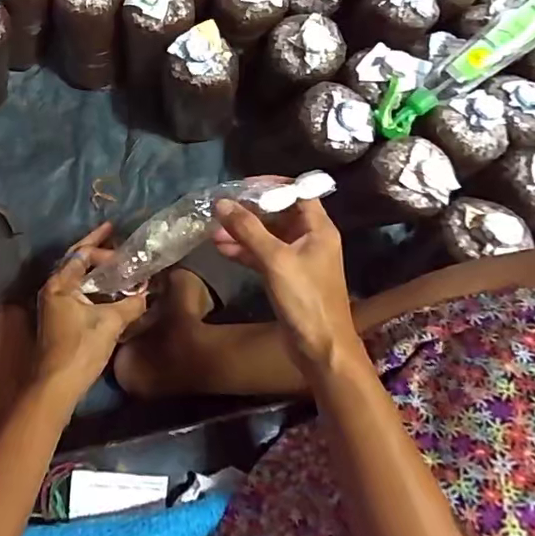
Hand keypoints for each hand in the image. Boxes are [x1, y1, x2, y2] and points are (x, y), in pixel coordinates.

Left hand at [35, 223, 147, 395]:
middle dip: (95, 248)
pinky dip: (94, 284)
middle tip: (114, 235)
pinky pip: (79, 291)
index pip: (81, 254)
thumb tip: (147, 292)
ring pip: (77, 277)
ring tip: (116, 259)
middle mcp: (53, 290)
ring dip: (95, 268)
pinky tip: (110, 287)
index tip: (121, 241)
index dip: (103, 247)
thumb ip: (131, 303)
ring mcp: (54, 305)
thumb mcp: (111, 322)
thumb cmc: (80, 347)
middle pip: (75, 261)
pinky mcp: (60, 320)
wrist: (56, 387)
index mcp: (60, 284)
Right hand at [212, 197, 358, 370]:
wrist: (321, 349)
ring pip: (268, 236)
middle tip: (222, 207)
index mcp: (319, 228)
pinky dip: (245, 250)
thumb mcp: (275, 260)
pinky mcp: (286, 278)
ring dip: (243, 231)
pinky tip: (221, 247)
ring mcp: (298, 259)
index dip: (271, 186)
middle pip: (279, 213)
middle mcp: (311, 239)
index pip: (297, 193)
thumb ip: (248, 230)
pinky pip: (264, 255)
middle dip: (250, 210)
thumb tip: (221, 203)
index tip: (242, 186)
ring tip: (213, 229)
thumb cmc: (305, 299)